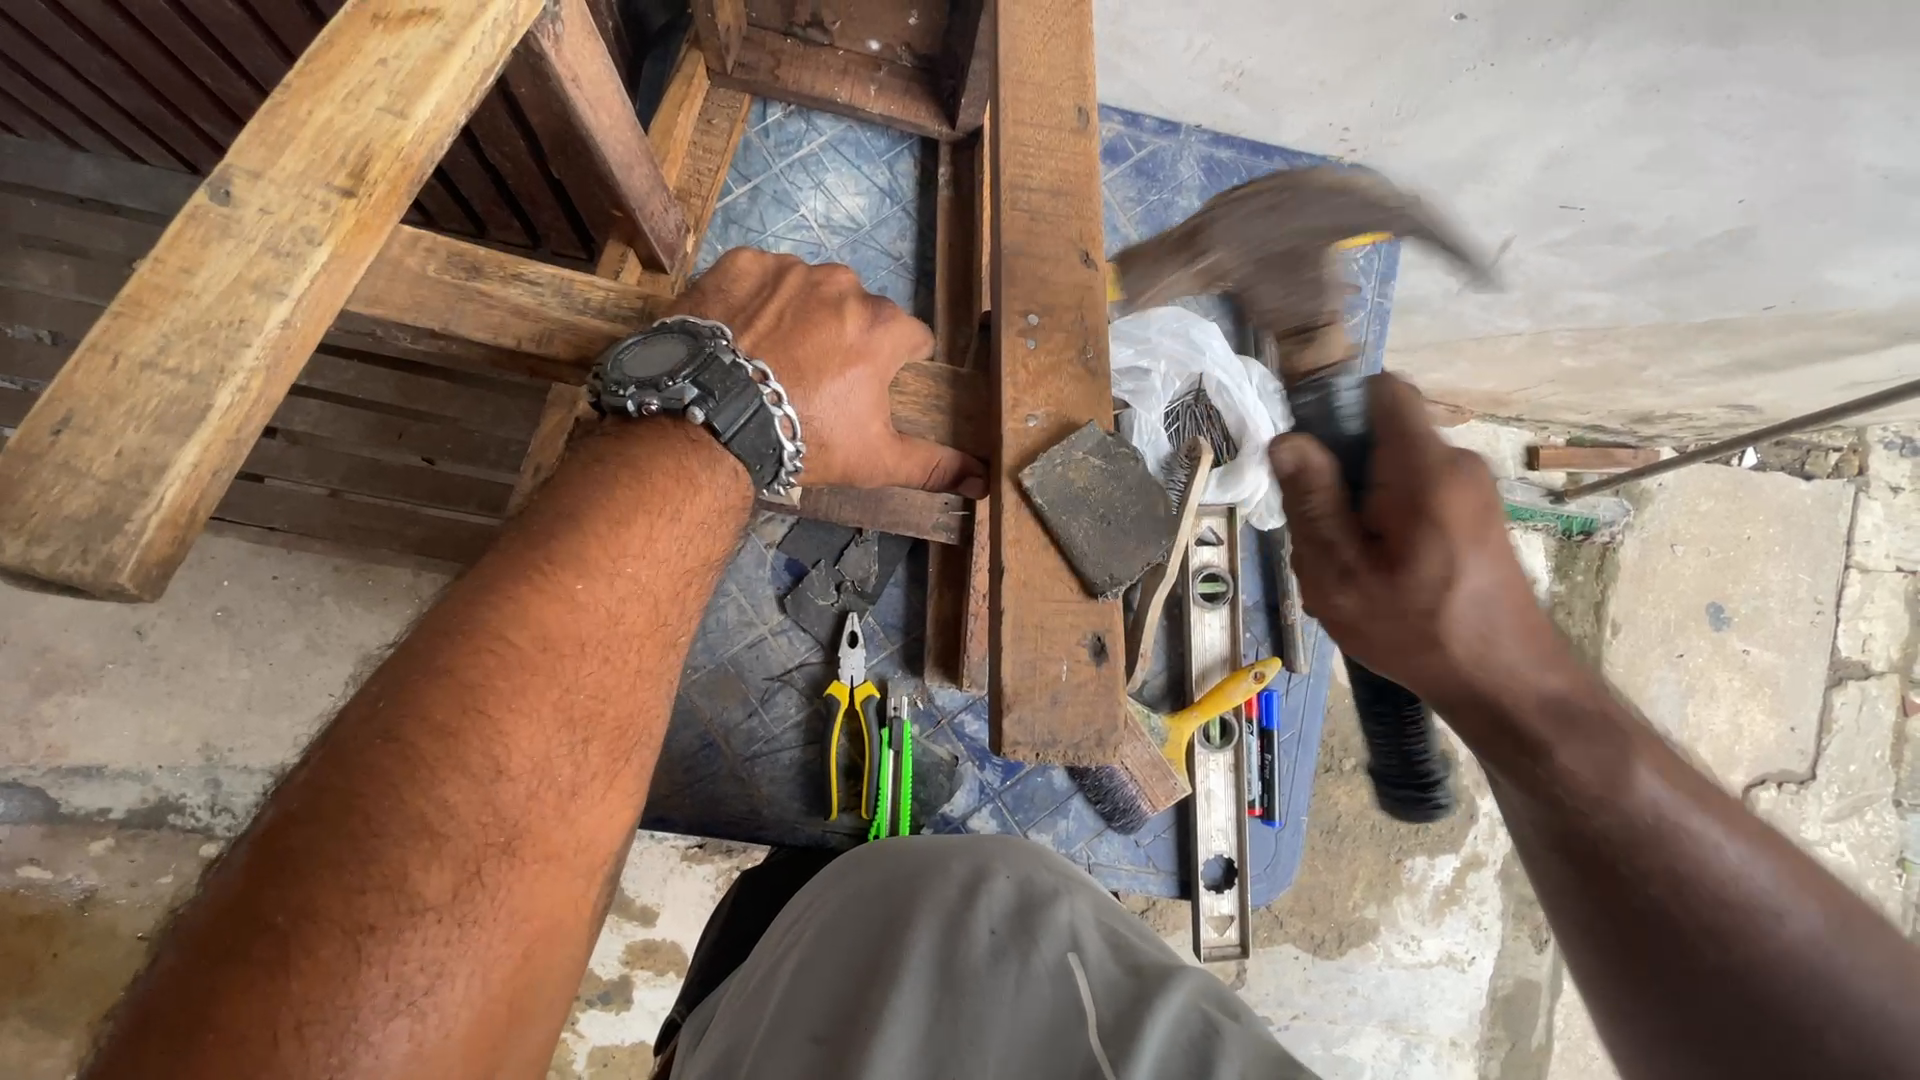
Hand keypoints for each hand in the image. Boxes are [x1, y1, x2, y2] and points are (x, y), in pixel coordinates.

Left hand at [672, 249, 986, 496]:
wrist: (710, 418)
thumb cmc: (805, 437)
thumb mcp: (875, 459)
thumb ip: (933, 465)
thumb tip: (983, 482)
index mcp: (883, 326)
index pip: (911, 336)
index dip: (894, 363)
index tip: (868, 387)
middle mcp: (843, 284)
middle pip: (860, 310)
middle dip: (846, 337)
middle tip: (815, 379)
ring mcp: (790, 268)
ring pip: (811, 289)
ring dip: (802, 315)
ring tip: (773, 358)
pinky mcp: (742, 263)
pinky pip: (762, 277)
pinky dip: (757, 300)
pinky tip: (742, 334)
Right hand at [1268, 375, 1572, 718]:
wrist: (1504, 682)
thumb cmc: (1416, 630)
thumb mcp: (1340, 573)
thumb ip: (1311, 501)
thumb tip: (1285, 439)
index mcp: (1423, 468)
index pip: (1379, 389)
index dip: (1332, 405)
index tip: (1301, 453)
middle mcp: (1454, 464)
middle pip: (1375, 435)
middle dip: (1333, 474)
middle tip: (1316, 537)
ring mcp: (1468, 489)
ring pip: (1387, 471)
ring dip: (1353, 506)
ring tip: (1342, 566)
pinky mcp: (1471, 513)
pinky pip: (1409, 493)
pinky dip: (1380, 521)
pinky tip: (1371, 573)